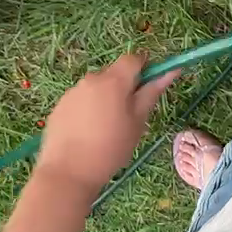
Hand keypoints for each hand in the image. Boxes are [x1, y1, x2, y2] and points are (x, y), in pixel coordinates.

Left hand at [36, 54, 179, 194]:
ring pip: (97, 87)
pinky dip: (88, 109)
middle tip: (128, 115)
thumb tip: (172, 70)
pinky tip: (88, 133)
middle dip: (123, 86)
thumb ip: (152, 92)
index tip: (146, 88)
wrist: (68, 172)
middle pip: (114, 72)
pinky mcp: (60, 106)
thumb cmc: (112, 147)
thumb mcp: (138, 121)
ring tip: (106, 128)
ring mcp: (72, 92)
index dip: (144, 68)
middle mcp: (91, 79)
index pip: (133, 58)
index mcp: (114, 80)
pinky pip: (81, 99)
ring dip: (105, 98)